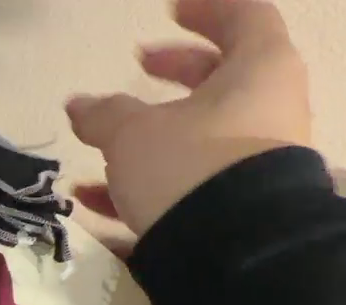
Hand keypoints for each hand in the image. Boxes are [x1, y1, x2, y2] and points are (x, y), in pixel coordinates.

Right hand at [67, 0, 310, 237]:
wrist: (228, 240)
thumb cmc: (187, 164)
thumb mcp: (133, 133)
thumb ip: (104, 115)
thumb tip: (78, 104)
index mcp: (257, 69)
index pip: (242, 17)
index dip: (205, 9)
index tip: (171, 10)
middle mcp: (267, 104)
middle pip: (221, 76)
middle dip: (175, 71)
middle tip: (139, 68)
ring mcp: (252, 153)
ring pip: (199, 129)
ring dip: (151, 132)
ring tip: (104, 144)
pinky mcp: (232, 197)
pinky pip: (183, 176)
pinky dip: (142, 179)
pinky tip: (95, 196)